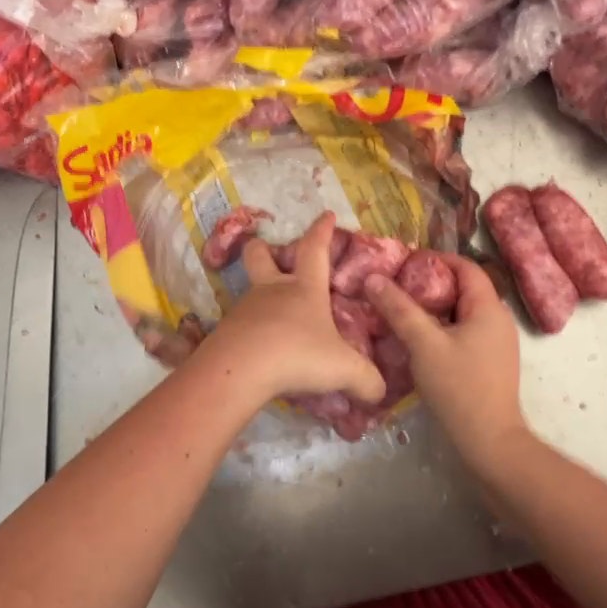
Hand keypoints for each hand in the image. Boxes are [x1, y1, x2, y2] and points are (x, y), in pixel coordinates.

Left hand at [190, 213, 385, 404]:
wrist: (239, 370)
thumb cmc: (297, 354)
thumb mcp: (343, 369)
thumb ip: (366, 380)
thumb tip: (380, 392)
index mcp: (304, 289)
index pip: (314, 250)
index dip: (321, 231)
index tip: (325, 215)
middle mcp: (271, 291)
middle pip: (259, 256)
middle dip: (264, 249)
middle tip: (269, 249)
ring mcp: (244, 309)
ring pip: (250, 292)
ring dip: (260, 299)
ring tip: (274, 322)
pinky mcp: (226, 332)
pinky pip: (241, 326)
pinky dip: (251, 332)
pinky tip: (260, 352)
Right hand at [364, 254, 528, 454]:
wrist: (488, 440)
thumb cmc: (458, 387)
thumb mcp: (423, 344)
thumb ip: (399, 309)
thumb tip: (374, 278)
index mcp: (489, 309)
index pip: (466, 267)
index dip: (436, 259)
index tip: (405, 262)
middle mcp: (498, 321)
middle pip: (464, 289)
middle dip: (430, 283)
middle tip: (396, 285)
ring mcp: (496, 344)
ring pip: (461, 312)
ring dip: (433, 307)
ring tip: (401, 310)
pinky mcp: (488, 362)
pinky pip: (463, 332)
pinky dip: (440, 327)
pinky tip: (417, 339)